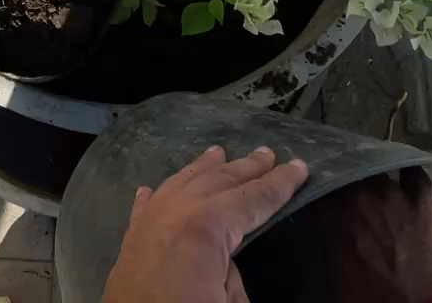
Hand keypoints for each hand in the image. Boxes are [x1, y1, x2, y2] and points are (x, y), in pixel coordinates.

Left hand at [101, 145, 309, 302]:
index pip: (253, 198)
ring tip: (219, 152)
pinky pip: (148, 203)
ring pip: (182, 181)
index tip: (300, 166)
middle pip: (220, 180)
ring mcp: (151, 220)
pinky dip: (158, 192)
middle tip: (267, 152)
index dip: (279, 184)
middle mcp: (178, 210)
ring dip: (204, 167)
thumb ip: (235, 279)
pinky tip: (155, 187)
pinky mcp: (132, 237)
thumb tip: (225, 264)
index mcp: (208, 225)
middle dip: (247, 167)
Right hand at [318, 168, 431, 301]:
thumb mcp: (340, 269)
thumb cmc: (376, 297)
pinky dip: (409, 170)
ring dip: (377, 172)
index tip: (327, 185)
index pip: (323, 186)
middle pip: (350, 172)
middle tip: (355, 182)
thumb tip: (322, 223)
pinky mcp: (422, 198)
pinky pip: (413, 171)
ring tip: (379, 173)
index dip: (326, 184)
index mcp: (334, 214)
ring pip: (379, 168)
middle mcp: (359, 196)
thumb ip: (329, 238)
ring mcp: (392, 194)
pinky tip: (407, 172)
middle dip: (351, 175)